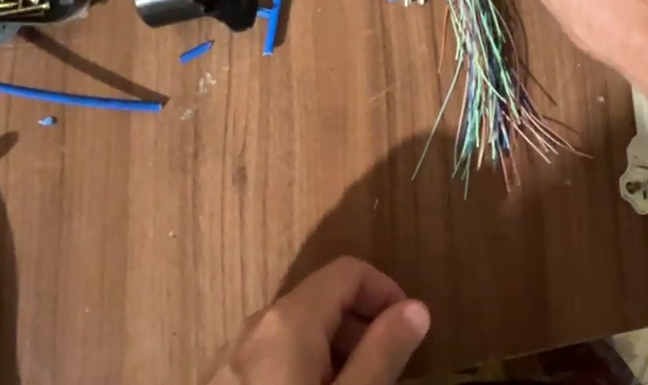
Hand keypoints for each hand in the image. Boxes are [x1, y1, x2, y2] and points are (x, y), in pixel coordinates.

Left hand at [209, 257, 429, 384]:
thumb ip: (382, 354)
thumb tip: (415, 308)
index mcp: (289, 320)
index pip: (348, 272)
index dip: (386, 292)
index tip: (409, 334)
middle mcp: (257, 327)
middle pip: (322, 300)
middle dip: (363, 327)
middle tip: (389, 374)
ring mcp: (232, 360)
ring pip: (298, 334)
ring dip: (335, 353)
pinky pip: (273, 362)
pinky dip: (304, 372)